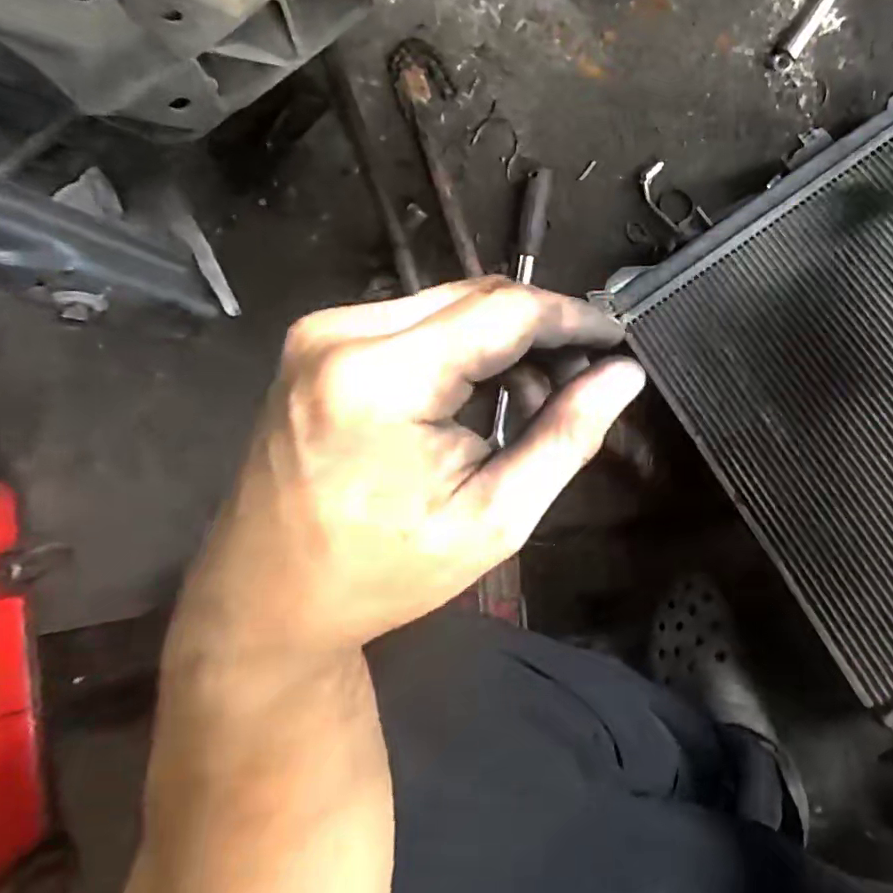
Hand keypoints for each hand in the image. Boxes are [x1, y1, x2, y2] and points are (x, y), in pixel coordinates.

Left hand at [179, 278, 645, 656]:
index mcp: (380, 377)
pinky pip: (414, 320)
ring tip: (529, 400)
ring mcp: (321, 332)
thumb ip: (564, 437)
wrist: (269, 595)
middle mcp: (341, 333)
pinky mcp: (317, 342)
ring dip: (501, 339)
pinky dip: (460, 345)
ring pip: (447, 304)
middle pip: (475, 297)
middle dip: (539, 330)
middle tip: (580, 377)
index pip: (503, 312)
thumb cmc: (383, 572)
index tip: (616, 337)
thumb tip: (624, 375)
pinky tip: (478, 393)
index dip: (570, 318)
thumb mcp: (493, 518)